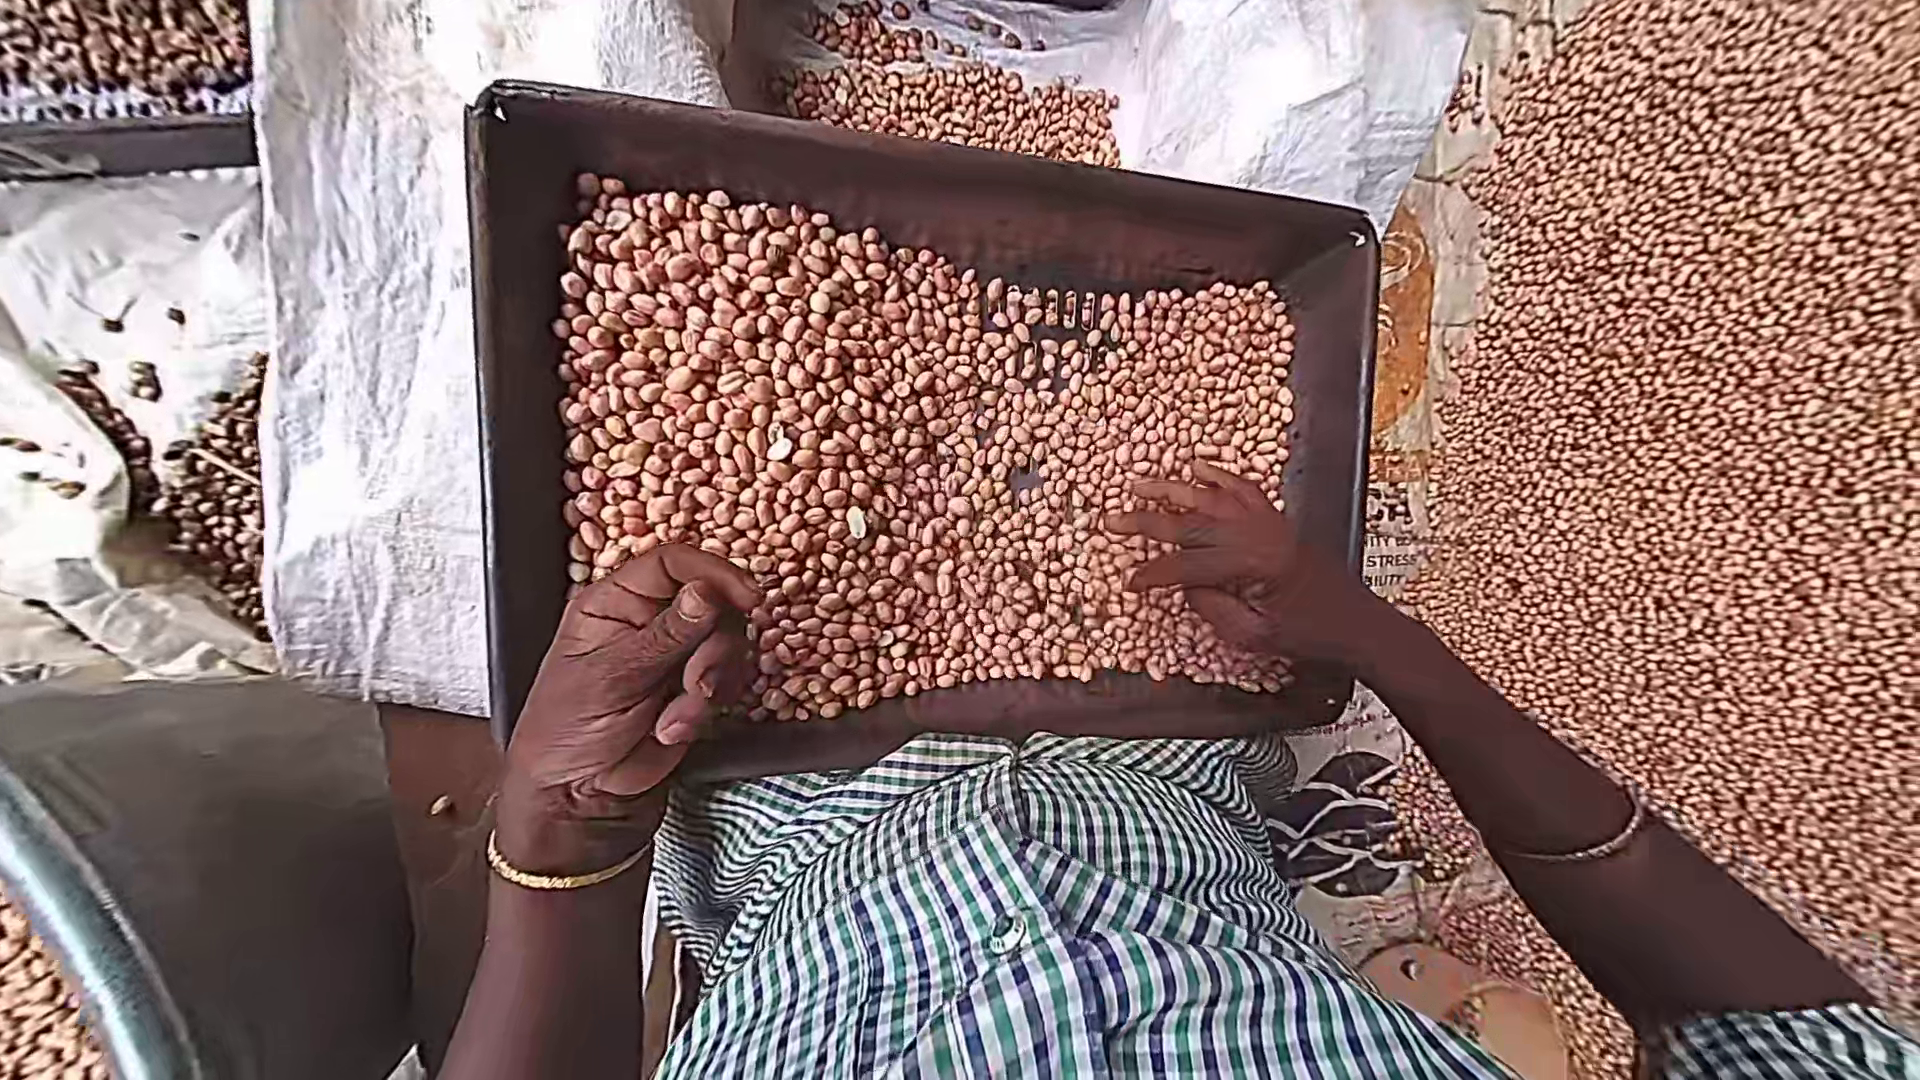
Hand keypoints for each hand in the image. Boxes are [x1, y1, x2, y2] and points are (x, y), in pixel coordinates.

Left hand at [497, 545, 762, 874]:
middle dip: (714, 646)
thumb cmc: (566, 732)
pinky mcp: (697, 682)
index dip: (714, 572)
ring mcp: (678, 650)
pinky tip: (676, 726)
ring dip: (711, 681)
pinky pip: (729, 676)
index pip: (673, 563)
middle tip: (697, 682)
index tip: (747, 595)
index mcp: (615, 603)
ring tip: (676, 715)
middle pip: (714, 601)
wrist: (579, 798)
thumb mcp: (611, 678)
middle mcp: (652, 618)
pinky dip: (710, 704)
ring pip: (728, 640)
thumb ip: (667, 634)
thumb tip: (708, 591)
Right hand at [1102, 461, 1381, 665]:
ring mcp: (1266, 522)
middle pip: (1188, 524)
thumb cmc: (1306, 635)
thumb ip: (1210, 606)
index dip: (1153, 574)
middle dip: (1145, 523)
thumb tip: (1184, 583)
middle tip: (1112, 520)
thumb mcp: (1252, 635)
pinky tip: (1197, 466)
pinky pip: (1242, 488)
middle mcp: (1255, 534)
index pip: (1185, 566)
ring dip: (1171, 490)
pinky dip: (1218, 475)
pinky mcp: (1275, 519)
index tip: (1131, 583)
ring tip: (1139, 484)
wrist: (1356, 622)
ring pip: (1209, 498)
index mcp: (1249, 565)